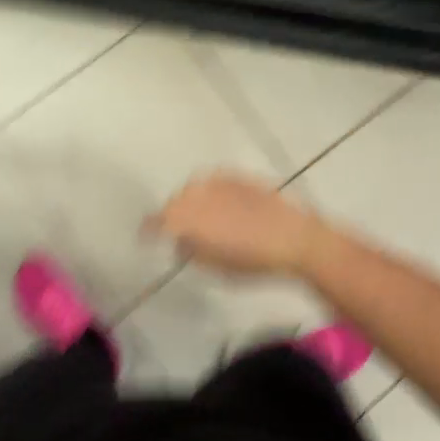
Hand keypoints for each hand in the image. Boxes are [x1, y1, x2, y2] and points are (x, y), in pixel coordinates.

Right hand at [146, 172, 329, 276]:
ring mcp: (217, 180)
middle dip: (174, 215)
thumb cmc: (252, 261)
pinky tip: (222, 203)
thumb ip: (191, 250)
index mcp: (186, 218)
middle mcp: (196, 193)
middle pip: (175, 201)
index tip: (146, 237)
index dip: (149, 229)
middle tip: (181, 231)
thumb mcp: (215, 267)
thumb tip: (181, 240)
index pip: (156, 220)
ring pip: (194, 188)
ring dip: (193, 201)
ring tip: (203, 217)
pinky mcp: (237, 174)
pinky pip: (214, 181)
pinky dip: (212, 191)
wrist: (293, 237)